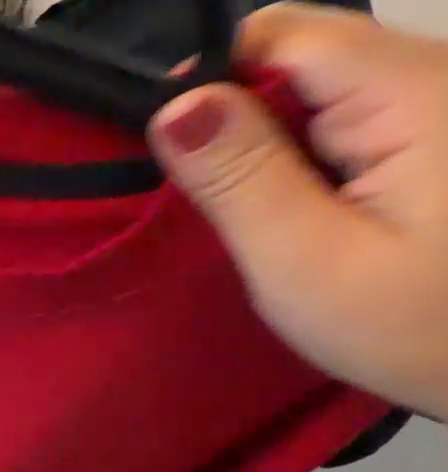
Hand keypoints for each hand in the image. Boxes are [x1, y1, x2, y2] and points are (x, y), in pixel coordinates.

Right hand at [148, 4, 447, 417]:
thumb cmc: (417, 326)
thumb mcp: (304, 261)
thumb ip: (240, 178)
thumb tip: (173, 106)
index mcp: (418, 94)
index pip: (288, 34)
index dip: (208, 77)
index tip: (163, 149)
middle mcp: (443, 74)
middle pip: (305, 55)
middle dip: (234, 118)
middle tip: (213, 202)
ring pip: (322, 85)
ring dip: (264, 141)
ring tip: (258, 212)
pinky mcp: (443, 130)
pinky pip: (350, 113)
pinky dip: (301, 154)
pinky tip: (297, 207)